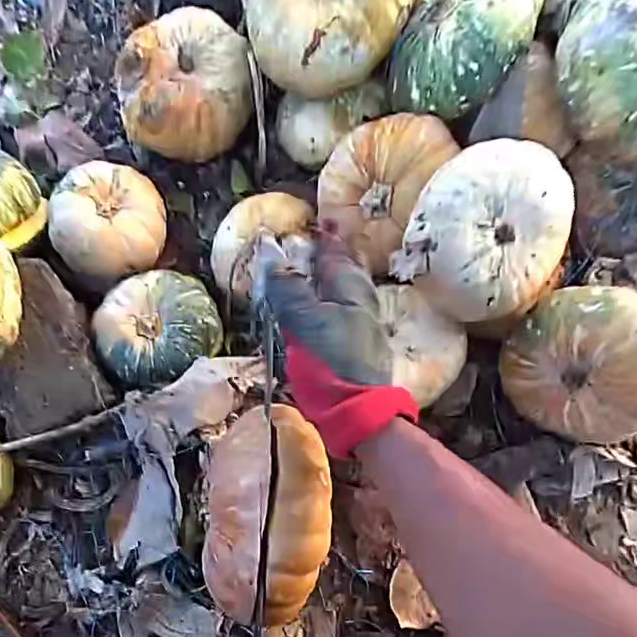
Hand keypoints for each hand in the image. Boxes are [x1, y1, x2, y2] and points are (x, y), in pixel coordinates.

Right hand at [255, 230, 418, 457]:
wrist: (358, 414)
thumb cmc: (331, 365)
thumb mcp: (304, 324)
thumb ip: (289, 290)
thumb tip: (272, 254)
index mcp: (351, 291)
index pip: (336, 254)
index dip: (326, 238)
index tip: (321, 222)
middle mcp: (362, 306)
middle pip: (347, 274)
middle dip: (334, 259)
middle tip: (323, 245)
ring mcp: (363, 331)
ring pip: (347, 297)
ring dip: (332, 284)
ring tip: (319, 278)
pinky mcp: (359, 353)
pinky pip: (343, 319)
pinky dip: (331, 309)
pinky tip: (324, 317)